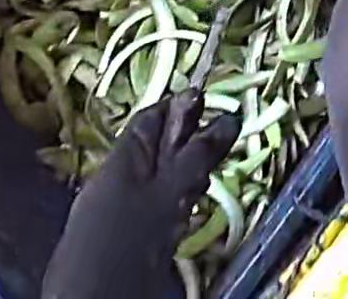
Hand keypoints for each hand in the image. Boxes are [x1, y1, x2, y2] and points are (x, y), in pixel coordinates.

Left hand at [42, 93, 241, 298]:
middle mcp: (117, 176)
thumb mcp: (171, 192)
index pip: (153, 115)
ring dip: (186, 169)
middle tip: (223, 139)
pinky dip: (175, 197)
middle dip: (190, 138)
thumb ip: (199, 154)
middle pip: (157, 144)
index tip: (216, 104)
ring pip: (158, 174)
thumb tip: (231, 117)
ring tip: (212, 172)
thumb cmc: (132, 242)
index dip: (183, 104)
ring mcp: (117, 207)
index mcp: (123, 157)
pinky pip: (153, 202)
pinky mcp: (123, 235)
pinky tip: (190, 206)